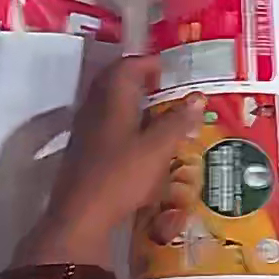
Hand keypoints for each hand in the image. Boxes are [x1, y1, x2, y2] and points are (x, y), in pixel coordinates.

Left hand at [18, 57, 203, 265]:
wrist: (81, 216)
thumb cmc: (121, 176)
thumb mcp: (157, 148)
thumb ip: (178, 121)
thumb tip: (198, 96)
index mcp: (112, 99)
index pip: (128, 65)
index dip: (149, 62)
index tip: (170, 68)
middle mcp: (94, 107)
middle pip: (114, 80)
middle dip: (138, 77)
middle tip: (163, 84)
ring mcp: (85, 128)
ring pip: (108, 101)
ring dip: (130, 99)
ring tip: (156, 109)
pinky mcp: (83, 149)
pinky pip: (104, 121)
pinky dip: (123, 119)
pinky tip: (138, 138)